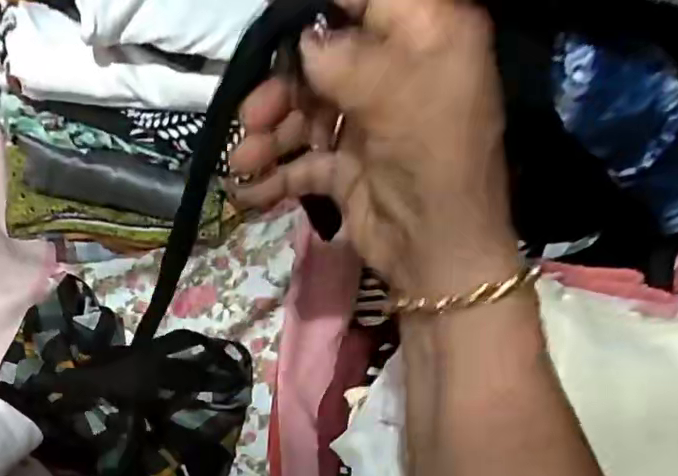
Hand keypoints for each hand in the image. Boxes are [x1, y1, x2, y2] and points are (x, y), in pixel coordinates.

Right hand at [228, 0, 521, 296]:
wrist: (435, 249)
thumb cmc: (432, 158)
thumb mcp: (398, 93)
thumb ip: (347, 60)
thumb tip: (304, 40)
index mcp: (424, 35)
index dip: (320, 11)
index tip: (276, 29)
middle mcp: (394, 73)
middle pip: (323, 62)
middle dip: (282, 88)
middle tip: (251, 117)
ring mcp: (366, 124)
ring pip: (306, 115)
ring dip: (269, 137)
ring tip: (242, 161)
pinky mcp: (345, 169)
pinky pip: (301, 163)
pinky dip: (273, 177)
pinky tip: (247, 192)